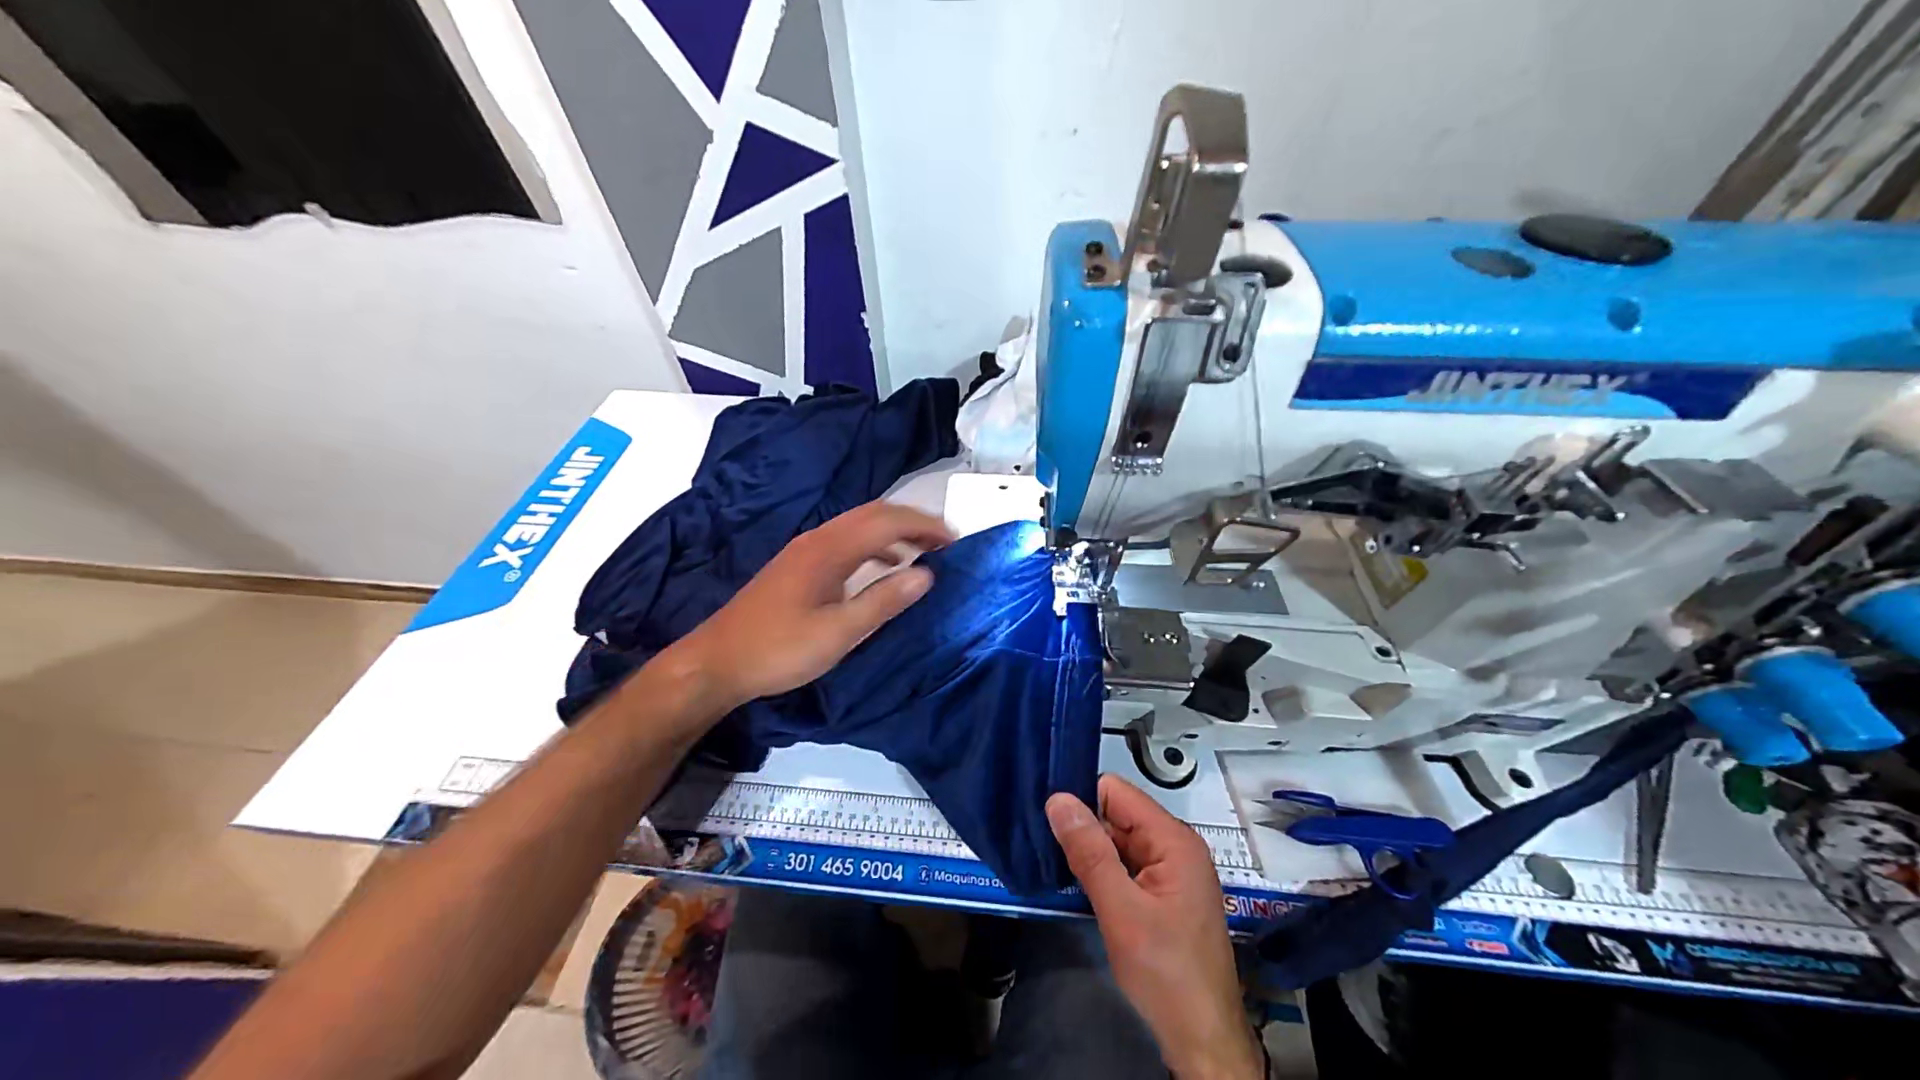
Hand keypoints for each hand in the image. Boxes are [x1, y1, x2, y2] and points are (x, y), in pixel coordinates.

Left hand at [669, 500, 954, 708]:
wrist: (717, 660)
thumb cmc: (779, 650)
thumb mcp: (839, 634)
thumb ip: (883, 602)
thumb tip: (927, 575)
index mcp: (829, 550)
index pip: (888, 522)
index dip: (925, 526)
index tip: (955, 541)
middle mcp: (817, 538)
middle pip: (873, 513)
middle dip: (912, 520)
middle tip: (945, 540)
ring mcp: (804, 549)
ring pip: (858, 524)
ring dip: (893, 530)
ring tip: (923, 550)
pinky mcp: (797, 563)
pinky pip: (845, 539)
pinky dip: (873, 543)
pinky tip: (883, 565)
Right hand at [1048, 775, 1263, 1079]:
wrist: (1202, 1042)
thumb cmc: (1166, 973)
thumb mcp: (1121, 911)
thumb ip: (1089, 852)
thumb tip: (1058, 799)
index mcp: (1173, 840)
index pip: (1116, 792)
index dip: (1081, 800)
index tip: (1044, 815)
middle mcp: (1174, 847)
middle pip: (1116, 816)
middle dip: (1081, 827)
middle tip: (1039, 843)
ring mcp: (1169, 873)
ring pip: (1117, 843)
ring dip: (1088, 853)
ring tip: (1049, 862)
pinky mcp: (1161, 896)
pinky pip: (1124, 867)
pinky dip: (1099, 873)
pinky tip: (1074, 884)